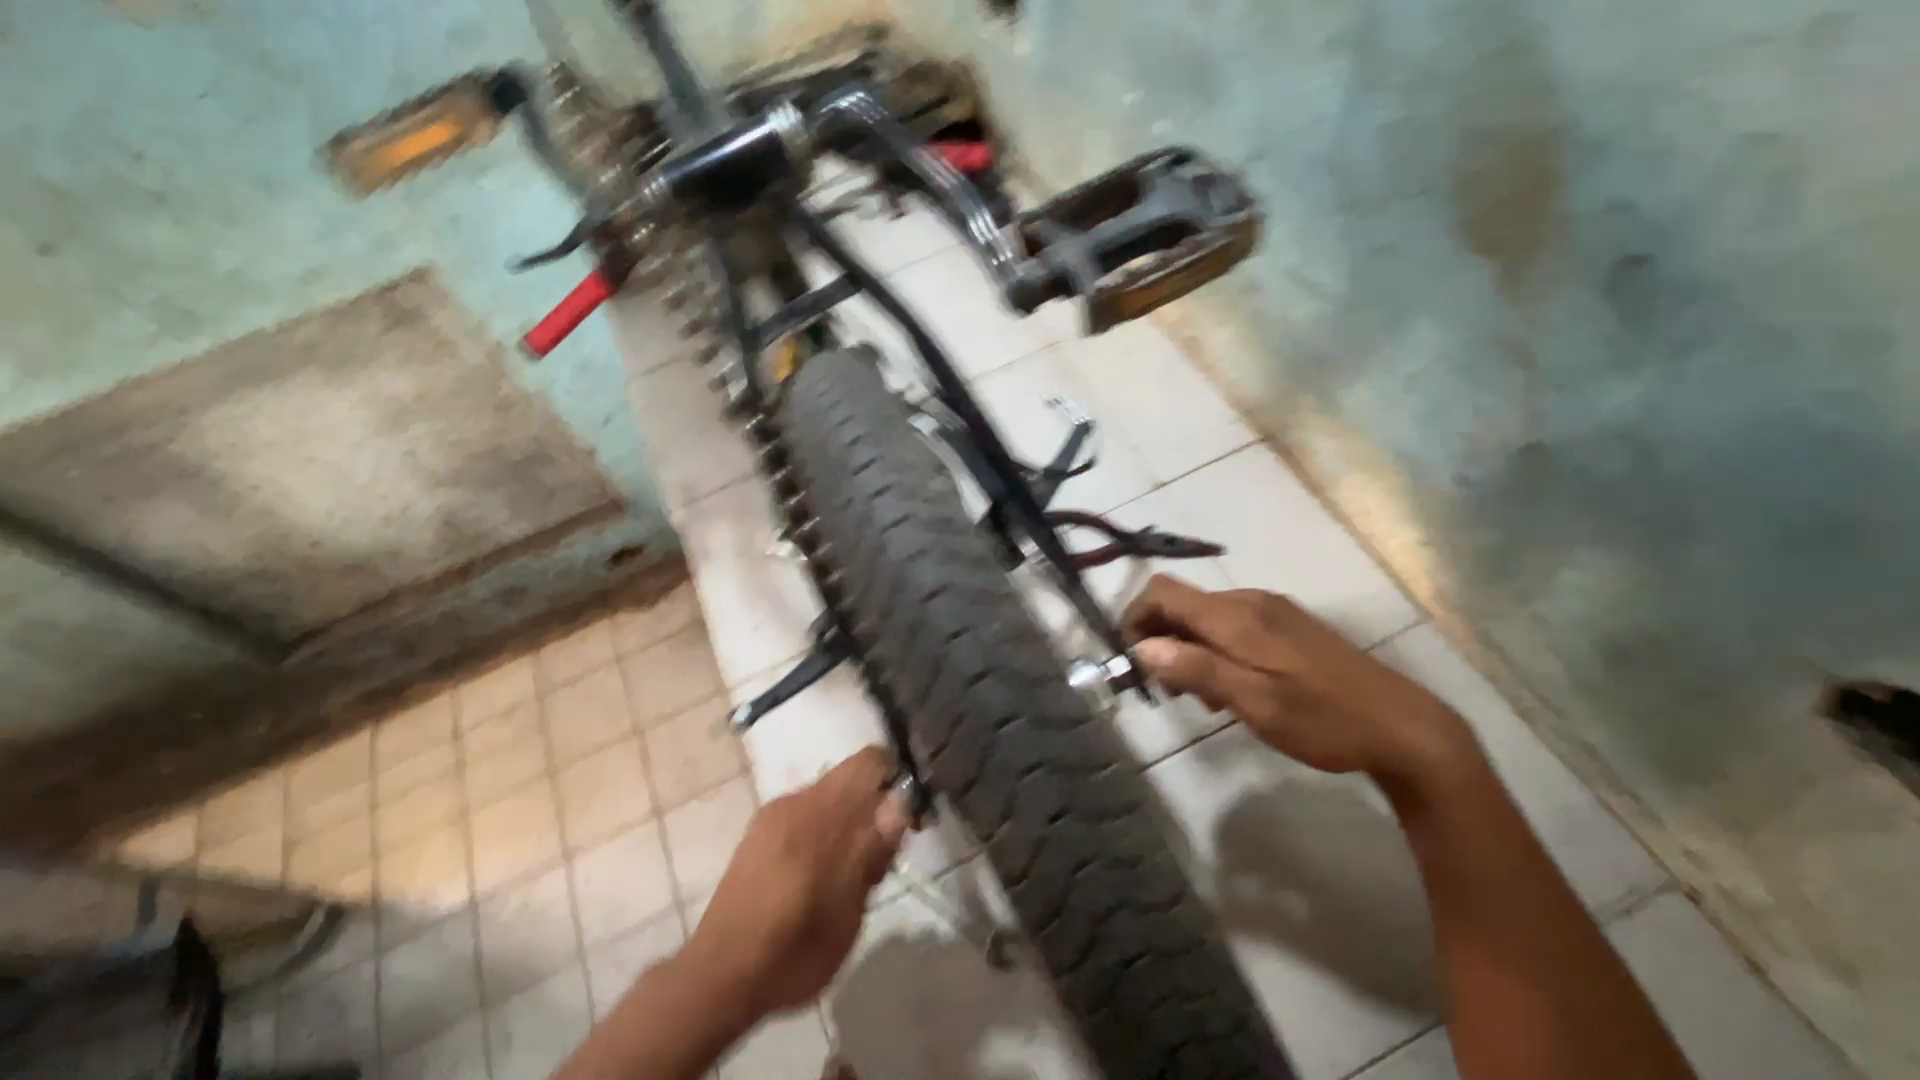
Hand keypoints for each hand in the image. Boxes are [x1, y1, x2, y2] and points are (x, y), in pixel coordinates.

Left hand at [683, 747, 913, 1018]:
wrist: (720, 976)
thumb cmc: (794, 949)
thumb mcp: (848, 908)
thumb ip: (874, 848)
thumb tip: (900, 800)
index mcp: (820, 812)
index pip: (871, 762)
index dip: (898, 783)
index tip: (910, 825)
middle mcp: (795, 802)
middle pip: (851, 780)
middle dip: (876, 810)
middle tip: (882, 864)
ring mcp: (772, 817)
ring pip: (830, 800)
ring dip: (851, 826)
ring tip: (852, 879)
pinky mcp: (757, 835)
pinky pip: (805, 816)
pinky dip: (824, 834)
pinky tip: (820, 879)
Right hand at [1123, 574, 1478, 783]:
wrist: (1403, 729)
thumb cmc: (1323, 720)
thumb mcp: (1254, 703)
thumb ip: (1196, 670)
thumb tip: (1142, 648)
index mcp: (1238, 616)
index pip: (1163, 592)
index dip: (1135, 619)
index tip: (1132, 662)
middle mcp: (1252, 602)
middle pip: (1184, 606)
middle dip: (1163, 643)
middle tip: (1172, 694)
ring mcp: (1275, 613)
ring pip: (1208, 620)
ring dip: (1191, 653)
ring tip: (1206, 702)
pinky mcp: (1291, 629)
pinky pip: (1235, 629)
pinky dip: (1218, 654)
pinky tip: (1236, 692)